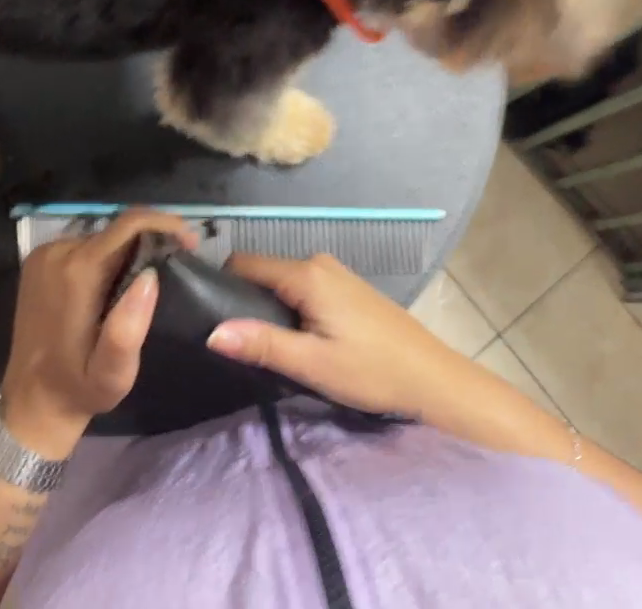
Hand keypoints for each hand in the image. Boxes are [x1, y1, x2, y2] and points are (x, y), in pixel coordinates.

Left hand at [0, 210, 196, 457]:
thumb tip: (151, 276)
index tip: (191, 241)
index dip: (165, 223)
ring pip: (100, 237)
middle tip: (177, 266)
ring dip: (128, 252)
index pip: (128, 224)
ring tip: (149, 280)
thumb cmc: (79, 388)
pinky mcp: (38, 263)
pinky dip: (106, 258)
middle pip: (115, 230)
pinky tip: (115, 286)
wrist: (31, 402)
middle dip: (150, 241)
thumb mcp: (113, 373)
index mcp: (77, 272)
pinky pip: (83, 247)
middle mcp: (57, 253)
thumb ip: (129, 327)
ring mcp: (44, 256)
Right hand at [205, 254, 470, 417]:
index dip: (221, 285)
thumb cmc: (372, 371)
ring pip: (283, 282)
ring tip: (264, 344)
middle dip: (244, 300)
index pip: (244, 263)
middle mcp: (318, 263)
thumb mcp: (312, 364)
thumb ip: (262, 344)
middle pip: (263, 272)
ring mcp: (336, 273)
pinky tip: (298, 340)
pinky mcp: (347, 288)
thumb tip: (211, 332)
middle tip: (236, 340)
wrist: (434, 379)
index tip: (207, 315)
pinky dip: (291, 308)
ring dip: (269, 307)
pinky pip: (303, 289)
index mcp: (306, 274)